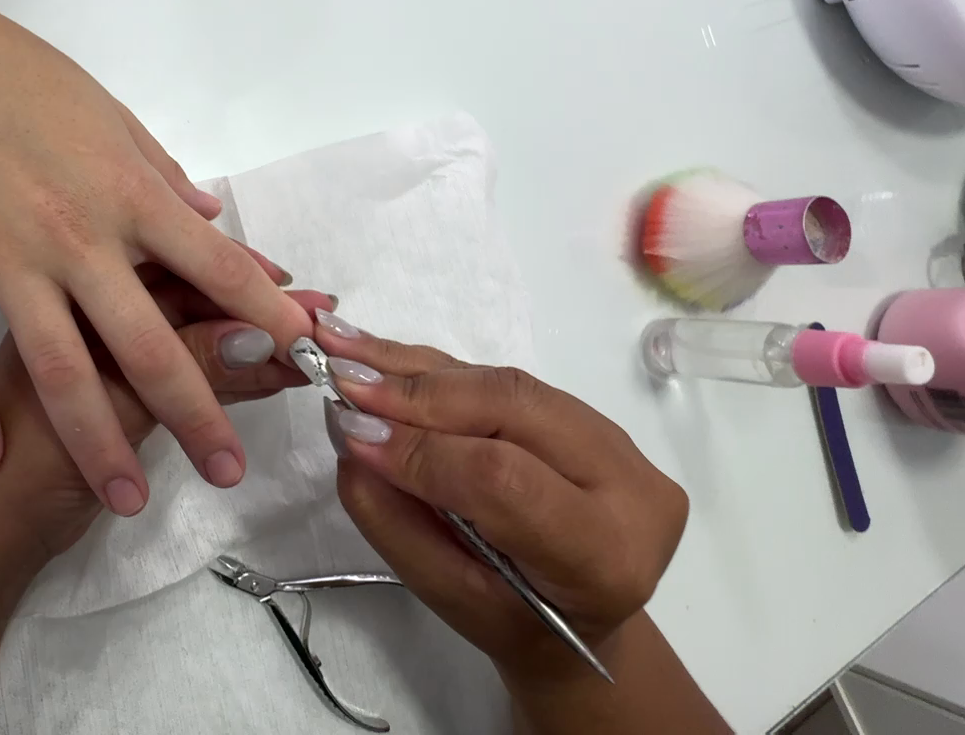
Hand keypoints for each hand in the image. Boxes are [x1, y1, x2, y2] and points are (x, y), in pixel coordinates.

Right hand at [0, 0, 311, 517]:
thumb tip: (211, 222)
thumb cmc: (30, 80)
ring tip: (128, 497)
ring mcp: (6, 258)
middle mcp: (75, 236)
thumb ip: (164, 179)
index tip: (302, 354)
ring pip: (58, 367)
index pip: (212, 264)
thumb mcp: (115, 117)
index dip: (263, 312)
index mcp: (126, 192)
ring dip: (95, 438)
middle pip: (145, 339)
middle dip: (193, 409)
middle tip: (228, 469)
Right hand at [314, 322, 688, 677]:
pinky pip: (495, 375)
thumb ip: (395, 521)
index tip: (348, 431)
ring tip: (339, 344)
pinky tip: (371, 349)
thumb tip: (350, 438)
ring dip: (412, 363)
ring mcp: (610, 436)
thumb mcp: (446, 593)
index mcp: (604, 551)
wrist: (576, 614)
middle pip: (510, 406)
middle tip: (338, 376)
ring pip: (499, 379)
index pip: (504, 478)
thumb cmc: (509, 619)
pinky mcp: (582, 410)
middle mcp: (625, 481)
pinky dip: (427, 364)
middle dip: (414, 391)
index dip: (421, 450)